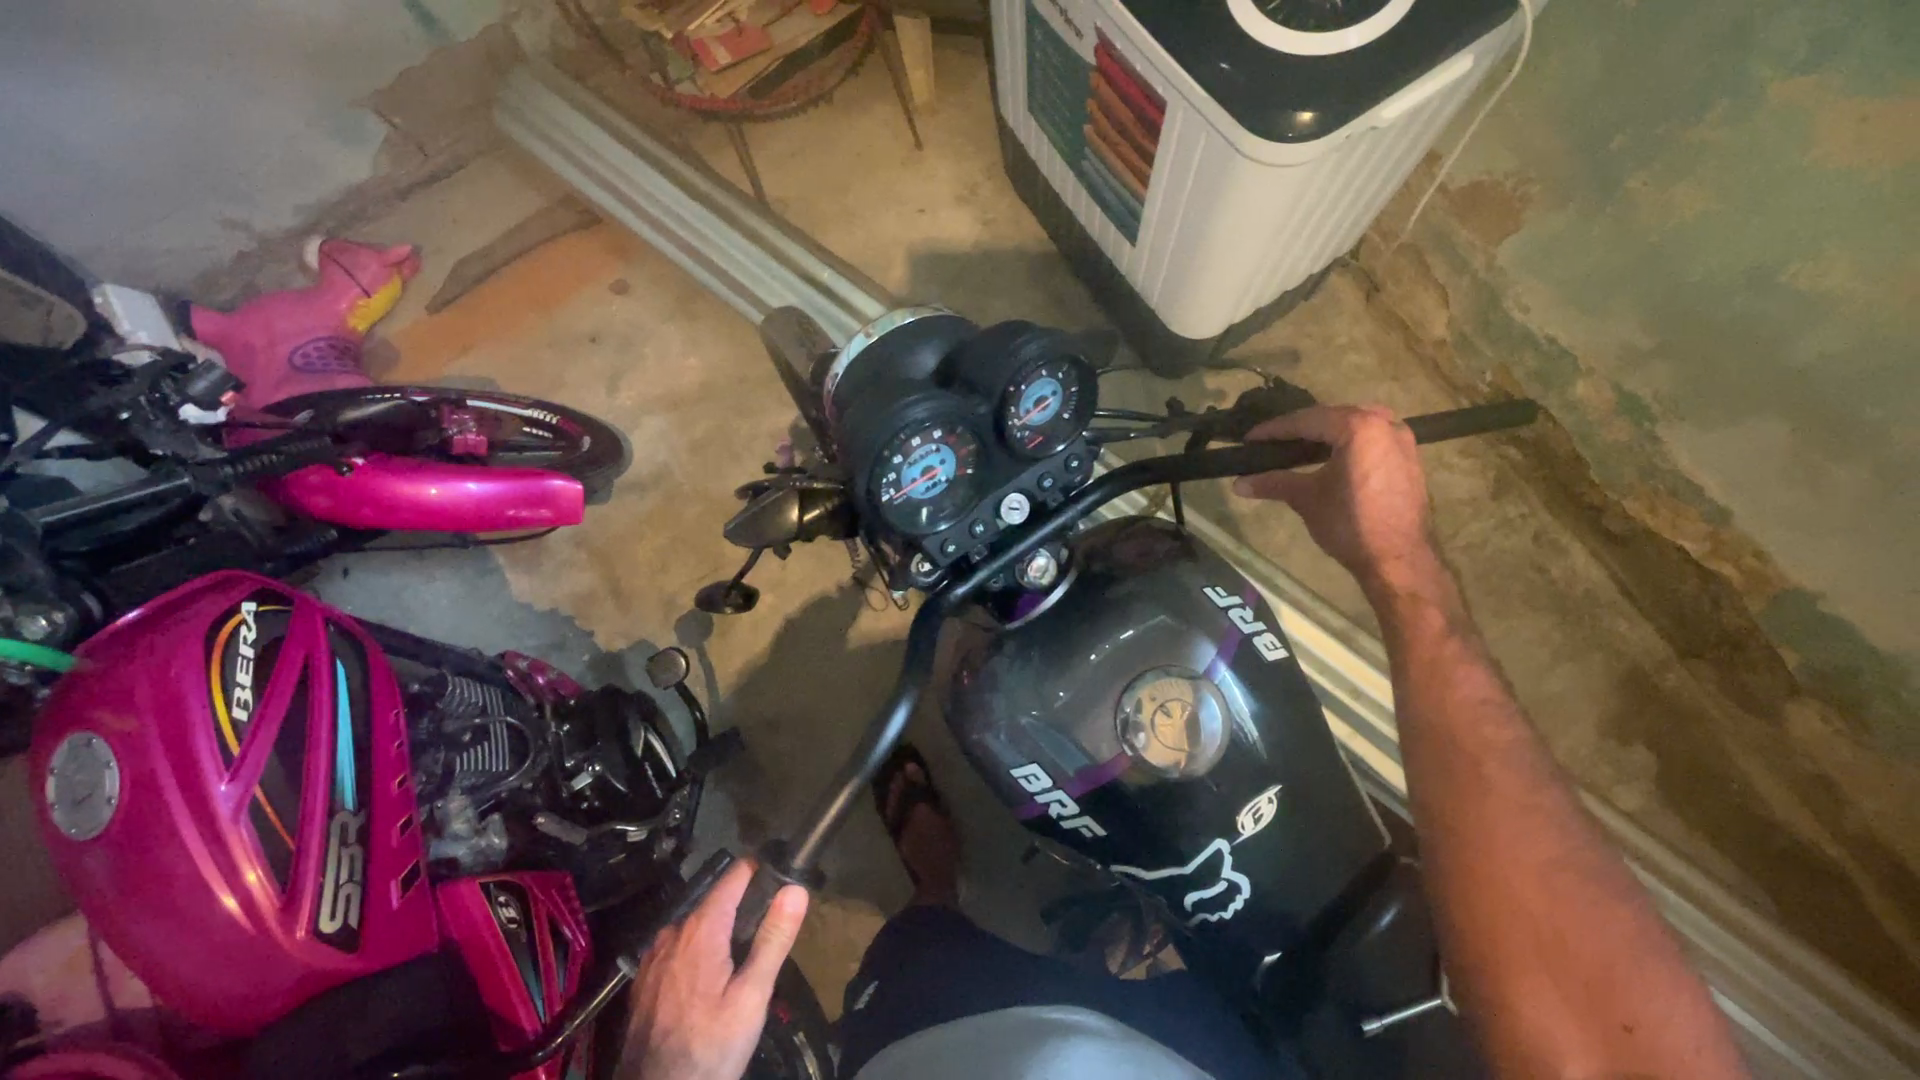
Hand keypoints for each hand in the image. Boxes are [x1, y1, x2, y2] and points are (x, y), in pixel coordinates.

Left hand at [620, 861, 809, 1079]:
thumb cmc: (710, 1047)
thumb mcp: (752, 996)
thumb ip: (772, 940)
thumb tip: (795, 889)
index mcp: (701, 929)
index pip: (733, 876)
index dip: (760, 871)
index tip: (783, 874)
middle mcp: (672, 933)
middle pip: (715, 902)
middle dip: (744, 907)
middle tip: (772, 929)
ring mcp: (653, 957)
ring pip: (696, 928)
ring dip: (720, 932)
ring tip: (746, 958)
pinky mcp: (644, 981)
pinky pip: (679, 951)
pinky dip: (699, 954)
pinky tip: (712, 983)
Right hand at [1231, 405, 1438, 596]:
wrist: (1398, 559)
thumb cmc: (1349, 524)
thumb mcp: (1306, 499)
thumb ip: (1273, 483)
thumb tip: (1238, 484)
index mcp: (1358, 427)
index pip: (1306, 421)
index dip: (1274, 430)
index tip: (1250, 439)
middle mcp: (1384, 423)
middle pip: (1333, 417)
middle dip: (1302, 428)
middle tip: (1273, 442)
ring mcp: (1402, 439)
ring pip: (1357, 424)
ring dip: (1329, 432)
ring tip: (1302, 448)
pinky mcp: (1410, 457)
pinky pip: (1374, 438)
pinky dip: (1351, 442)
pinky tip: (1334, 458)